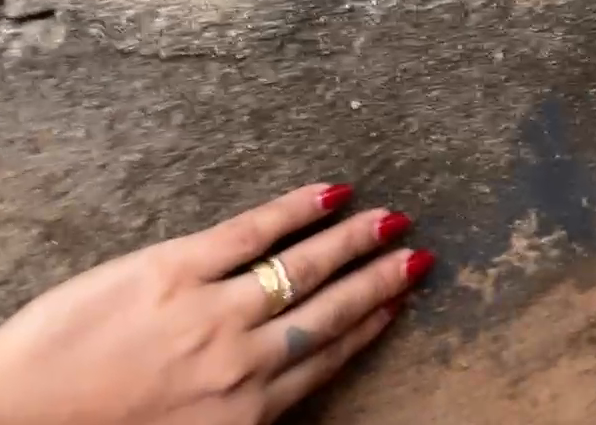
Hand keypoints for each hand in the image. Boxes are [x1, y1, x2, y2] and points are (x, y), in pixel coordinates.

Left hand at [0, 183, 433, 424]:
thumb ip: (228, 412)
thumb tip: (273, 375)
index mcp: (241, 415)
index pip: (324, 358)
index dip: (368, 327)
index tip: (398, 302)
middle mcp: (242, 365)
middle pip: (330, 313)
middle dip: (380, 282)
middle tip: (418, 254)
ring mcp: (213, 312)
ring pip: (304, 268)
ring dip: (354, 242)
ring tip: (391, 220)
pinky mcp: (176, 269)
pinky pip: (253, 232)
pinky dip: (296, 210)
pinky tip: (329, 192)